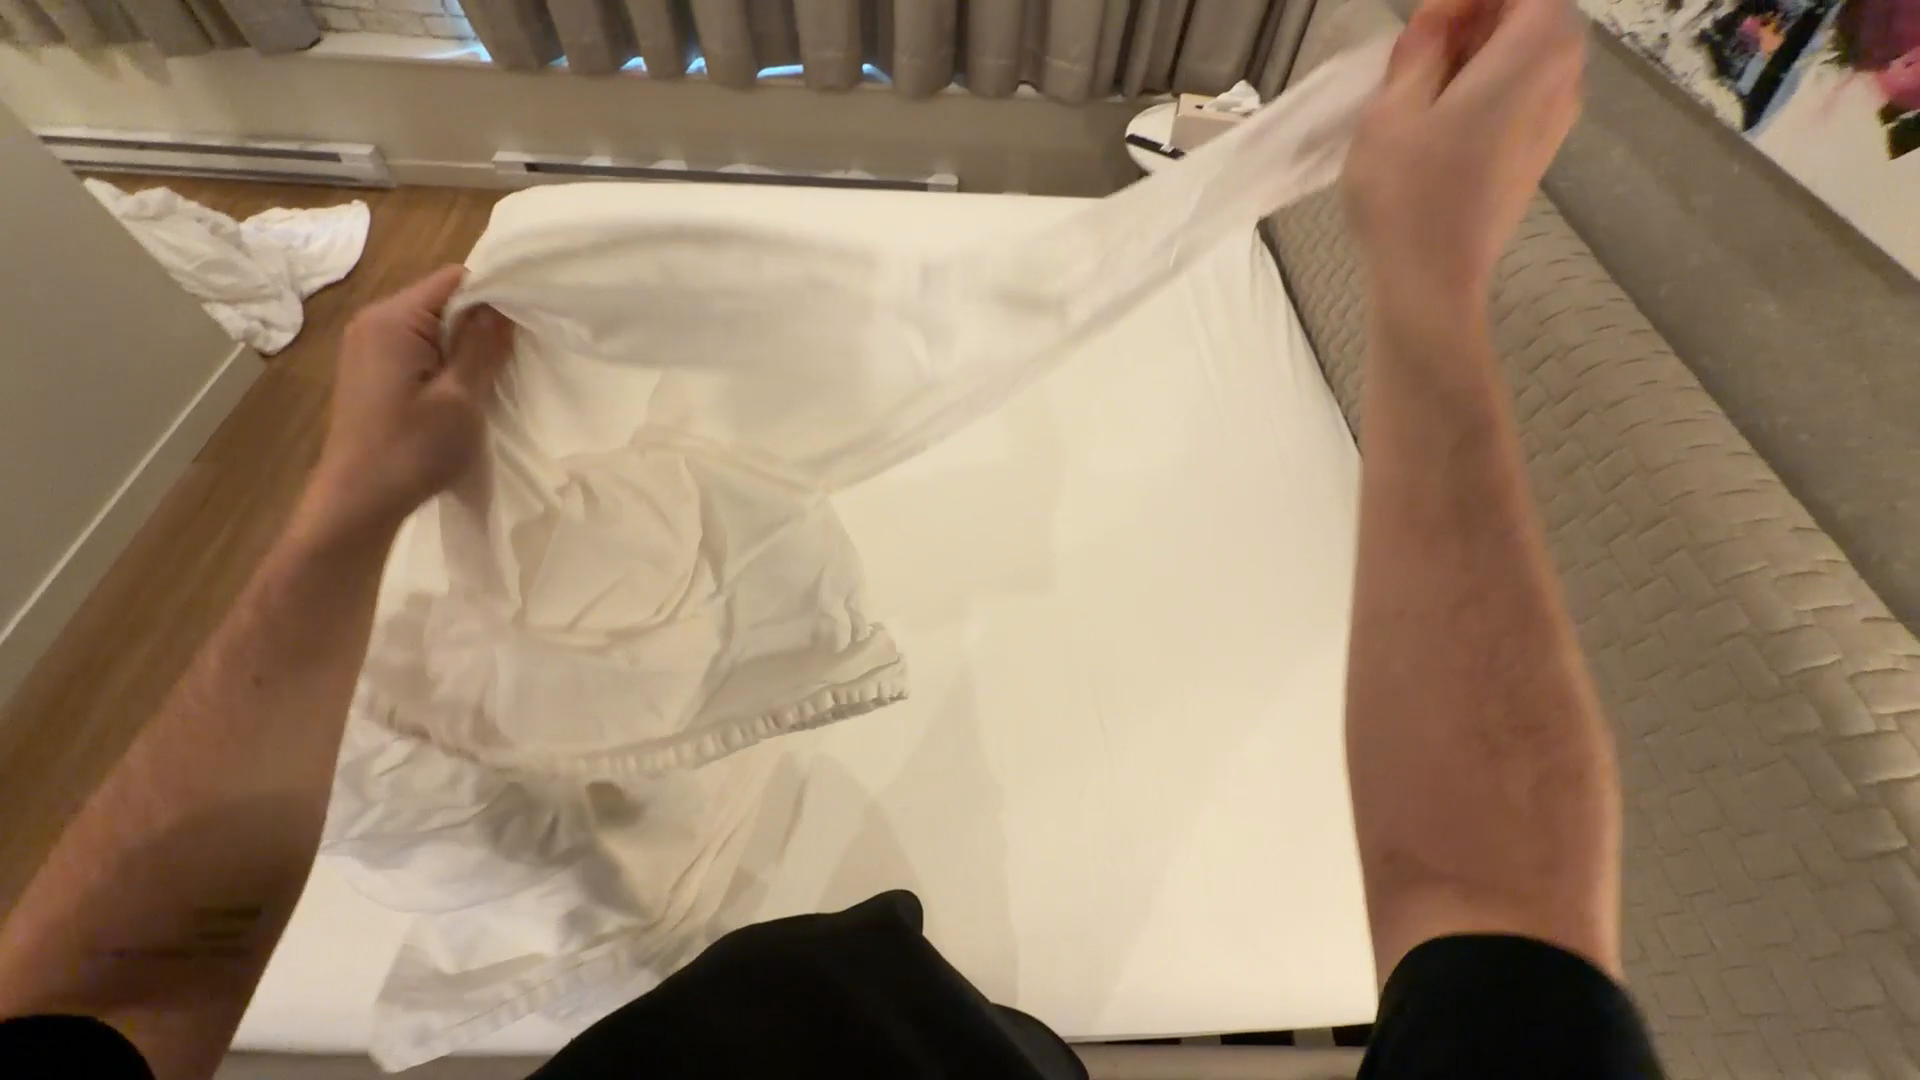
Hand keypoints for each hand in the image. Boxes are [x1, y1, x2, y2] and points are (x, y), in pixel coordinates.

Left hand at [299, 265, 513, 542]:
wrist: (361, 497)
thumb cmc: (413, 448)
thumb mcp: (461, 398)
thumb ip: (483, 347)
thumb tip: (504, 307)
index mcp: (393, 320)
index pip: (455, 281)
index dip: (496, 296)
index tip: (528, 324)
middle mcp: (374, 321)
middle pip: (443, 300)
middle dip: (483, 321)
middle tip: (519, 354)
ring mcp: (369, 346)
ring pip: (433, 325)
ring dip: (467, 343)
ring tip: (496, 373)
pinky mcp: (373, 369)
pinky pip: (420, 346)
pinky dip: (448, 358)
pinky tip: (466, 387)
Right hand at [1342, 0, 1583, 308]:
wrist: (1430, 281)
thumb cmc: (1406, 194)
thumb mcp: (1391, 110)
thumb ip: (1418, 49)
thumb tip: (1437, 21)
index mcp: (1538, 46)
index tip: (1419, 26)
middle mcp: (1565, 74)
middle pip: (1526, 16)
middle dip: (1469, 25)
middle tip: (1410, 58)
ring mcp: (1555, 119)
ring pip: (1519, 59)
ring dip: (1470, 63)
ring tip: (1415, 99)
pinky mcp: (1534, 155)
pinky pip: (1515, 99)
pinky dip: (1478, 96)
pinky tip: (1434, 133)